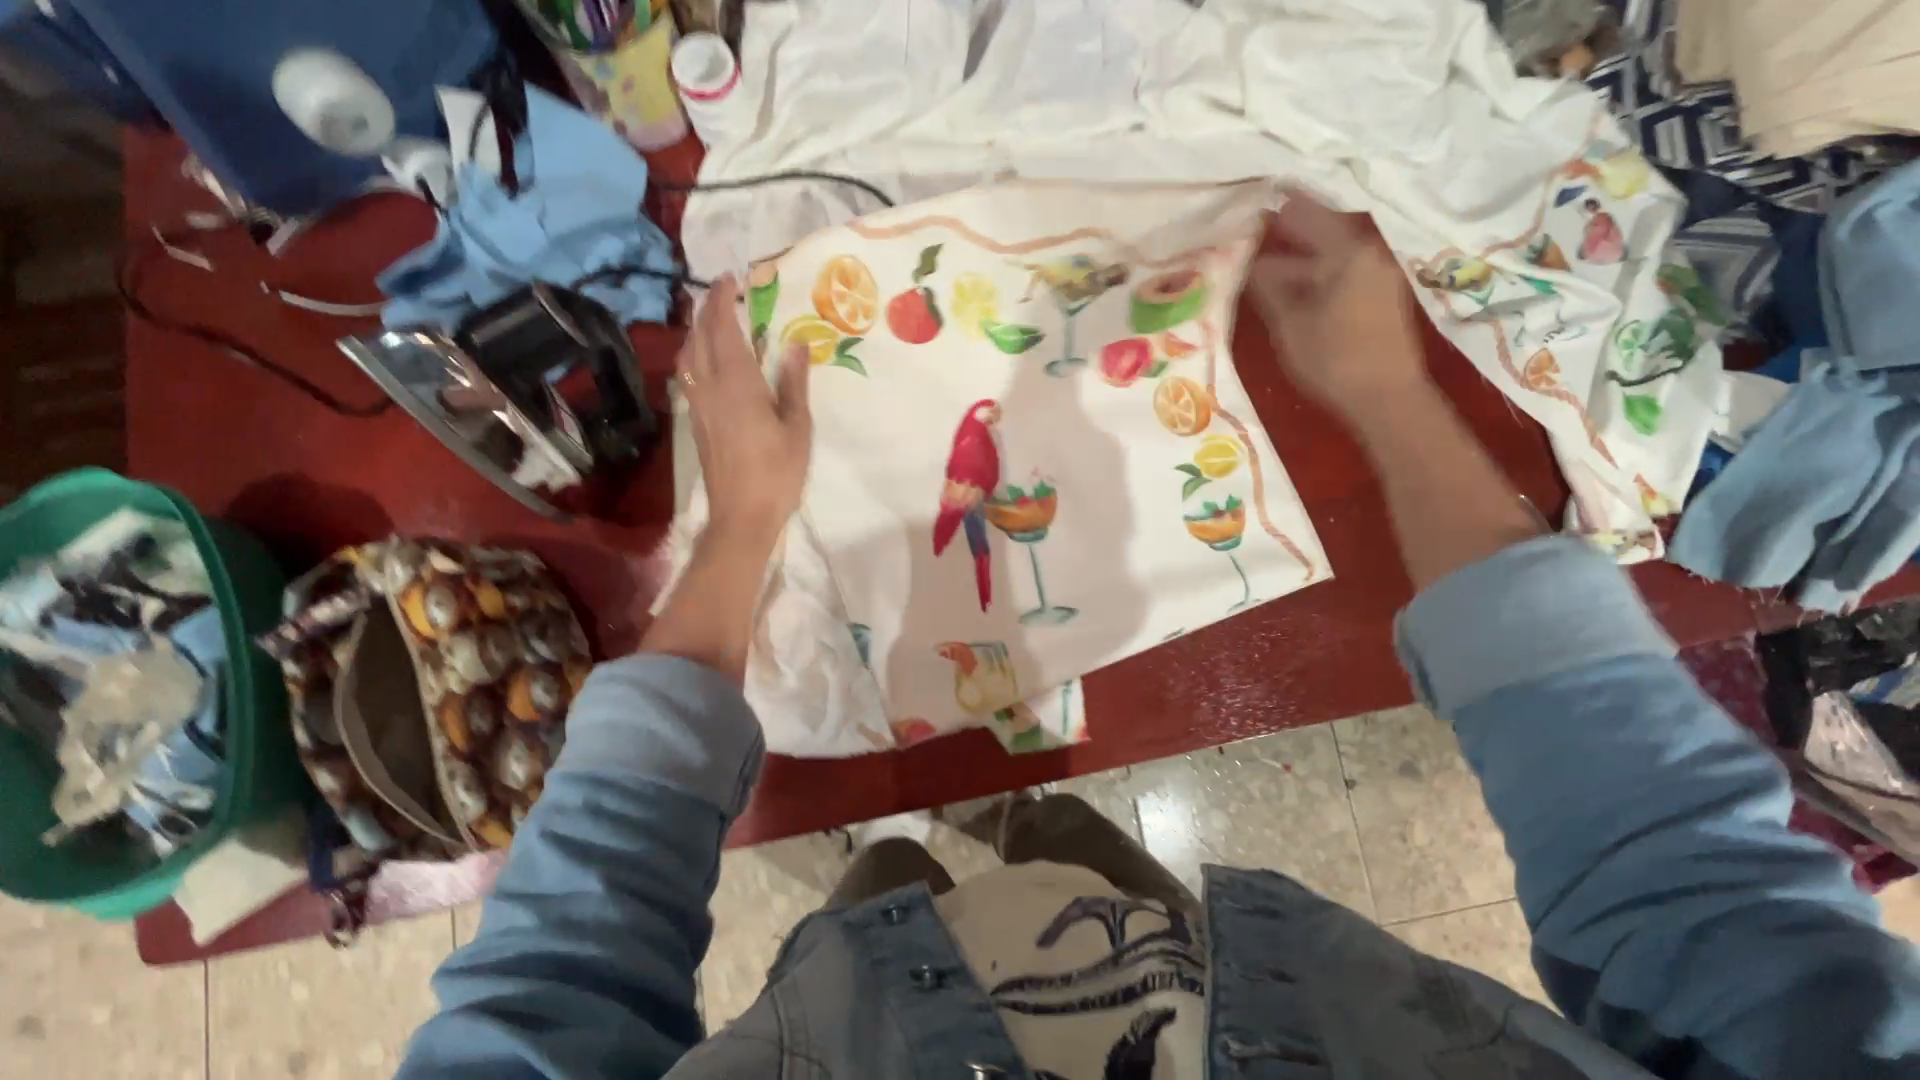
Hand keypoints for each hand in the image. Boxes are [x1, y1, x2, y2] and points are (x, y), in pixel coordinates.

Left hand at [679, 273, 811, 545]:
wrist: (741, 516)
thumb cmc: (777, 473)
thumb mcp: (797, 428)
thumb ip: (793, 383)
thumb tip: (796, 345)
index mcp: (737, 382)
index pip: (722, 327)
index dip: (722, 299)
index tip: (729, 278)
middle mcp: (710, 386)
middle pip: (699, 336)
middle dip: (706, 308)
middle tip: (721, 290)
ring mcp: (698, 405)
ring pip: (687, 355)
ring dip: (695, 331)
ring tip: (710, 319)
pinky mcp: (696, 422)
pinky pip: (688, 376)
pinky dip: (694, 355)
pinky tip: (706, 360)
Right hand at [1249, 189, 1432, 423]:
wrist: (1387, 398)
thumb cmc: (1334, 360)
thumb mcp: (1290, 324)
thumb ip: (1270, 287)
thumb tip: (1252, 262)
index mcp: (1346, 253)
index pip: (1309, 213)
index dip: (1282, 202)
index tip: (1259, 190)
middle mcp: (1367, 254)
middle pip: (1322, 232)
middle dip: (1288, 232)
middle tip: (1255, 227)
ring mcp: (1378, 275)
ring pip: (1331, 255)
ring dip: (1300, 256)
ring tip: (1266, 261)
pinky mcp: (1380, 297)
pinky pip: (1341, 272)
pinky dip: (1316, 273)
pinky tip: (1293, 286)